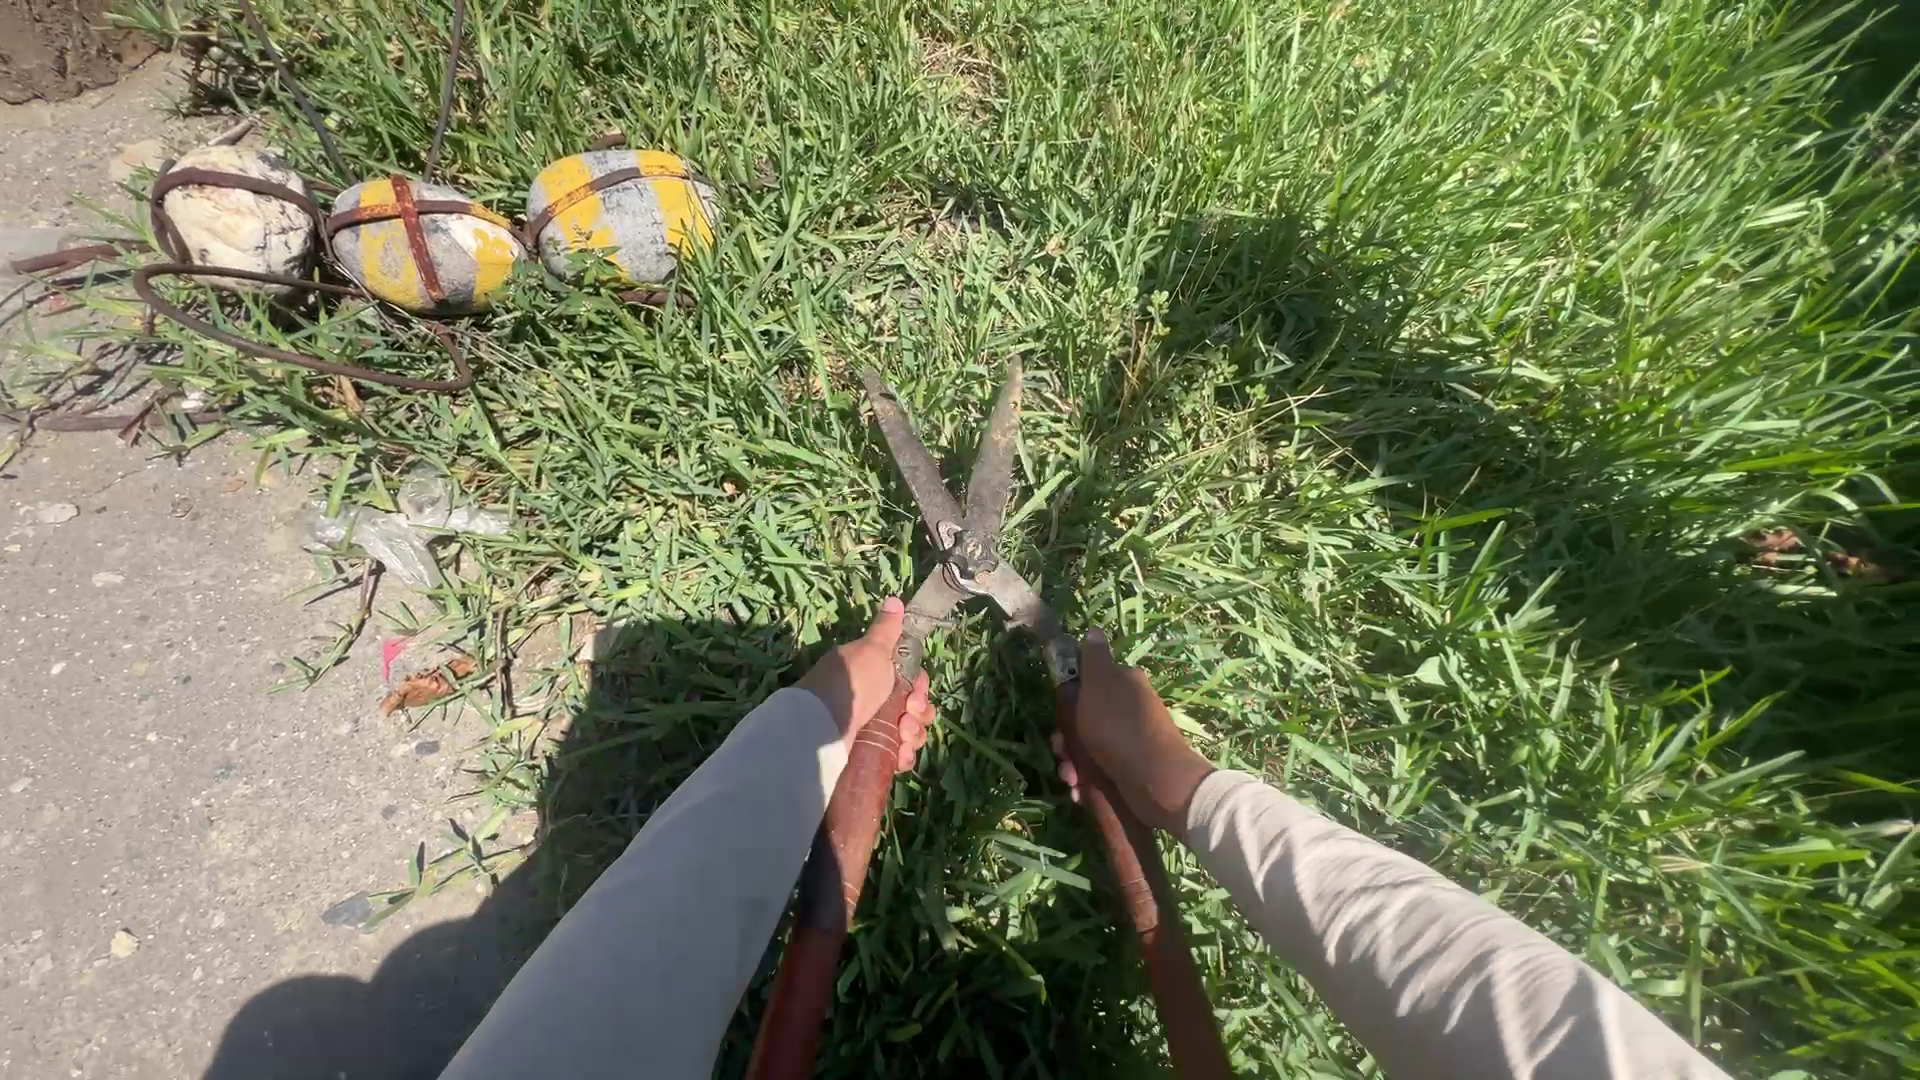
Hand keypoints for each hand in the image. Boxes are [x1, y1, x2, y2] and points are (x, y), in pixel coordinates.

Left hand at [797, 596, 933, 769]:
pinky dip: (902, 756)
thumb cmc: (853, 681)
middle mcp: (874, 698)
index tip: (915, 693)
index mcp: (875, 674)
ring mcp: (871, 726)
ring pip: (908, 732)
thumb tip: (895, 599)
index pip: (912, 682)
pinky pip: (895, 754)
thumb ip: (886, 629)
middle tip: (907, 718)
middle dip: (919, 714)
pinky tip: (900, 756)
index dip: (920, 688)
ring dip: (913, 736)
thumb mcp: (872, 649)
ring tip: (902, 739)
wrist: (822, 723)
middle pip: (913, 708)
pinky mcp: (867, 750)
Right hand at [1051, 628, 1213, 832]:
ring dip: (1073, 762)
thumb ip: (1094, 658)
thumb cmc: (1119, 728)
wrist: (1156, 781)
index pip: (1088, 681)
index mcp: (1125, 682)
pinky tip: (1081, 791)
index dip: (1069, 698)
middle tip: (1061, 752)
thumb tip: (1094, 630)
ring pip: (1090, 745)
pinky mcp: (1132, 766)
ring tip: (1071, 779)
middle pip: (1085, 716)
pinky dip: (1087, 779)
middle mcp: (1130, 706)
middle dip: (1067, 737)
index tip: (1058, 715)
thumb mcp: (1099, 686)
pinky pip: (1100, 768)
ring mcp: (1132, 738)